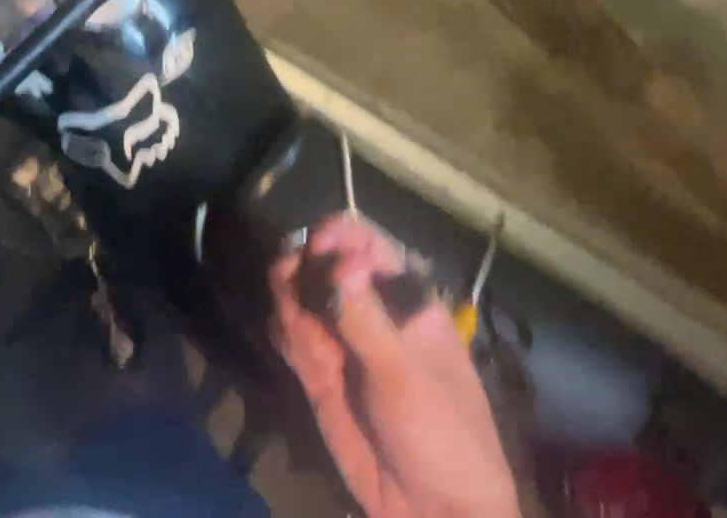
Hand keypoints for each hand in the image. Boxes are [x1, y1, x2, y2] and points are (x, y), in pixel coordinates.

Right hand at [270, 214, 521, 517]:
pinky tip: (300, 360)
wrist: (431, 514)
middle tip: (297, 296)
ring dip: (291, 308)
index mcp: (406, 301)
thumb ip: (366, 318)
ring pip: (295, 293)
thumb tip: (340, 260)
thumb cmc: (442, 437)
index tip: (317, 246)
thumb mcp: (407, 377)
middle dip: (301, 272)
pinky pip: (286, 330)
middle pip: (318, 261)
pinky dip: (284, 335)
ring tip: (310, 347)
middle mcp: (368, 310)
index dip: (337, 235)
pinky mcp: (315, 366)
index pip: (365, 243)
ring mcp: (339, 338)